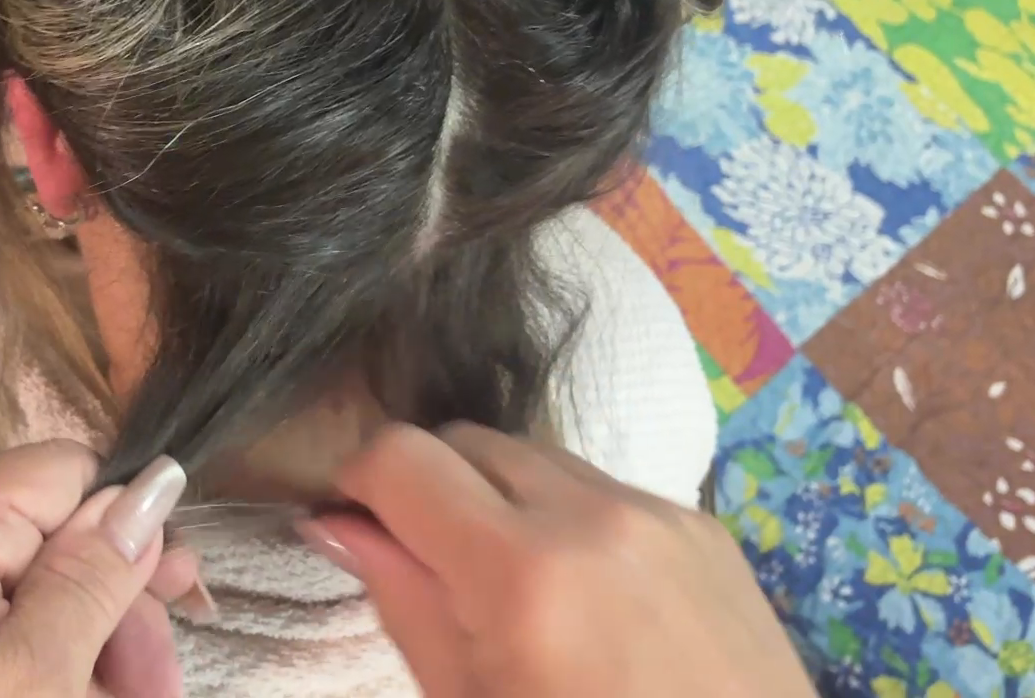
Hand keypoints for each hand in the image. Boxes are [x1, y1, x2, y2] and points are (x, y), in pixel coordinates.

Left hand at [0, 441, 194, 697]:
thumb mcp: (33, 680)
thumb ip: (94, 573)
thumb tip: (157, 478)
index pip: (64, 470)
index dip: (126, 525)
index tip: (180, 593)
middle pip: (51, 531)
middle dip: (114, 601)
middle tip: (161, 684)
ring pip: (30, 581)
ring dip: (88, 640)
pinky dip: (41, 658)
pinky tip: (79, 693)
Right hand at [308, 423, 814, 697]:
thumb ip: (399, 598)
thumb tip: (332, 519)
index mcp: (523, 576)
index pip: (400, 454)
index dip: (360, 478)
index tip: (358, 521)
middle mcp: (592, 515)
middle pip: (460, 437)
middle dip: (426, 483)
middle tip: (432, 559)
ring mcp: (657, 512)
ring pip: (524, 451)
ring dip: (492, 493)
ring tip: (514, 579)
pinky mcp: (702, 524)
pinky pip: (591, 482)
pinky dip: (558, 513)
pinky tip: (584, 589)